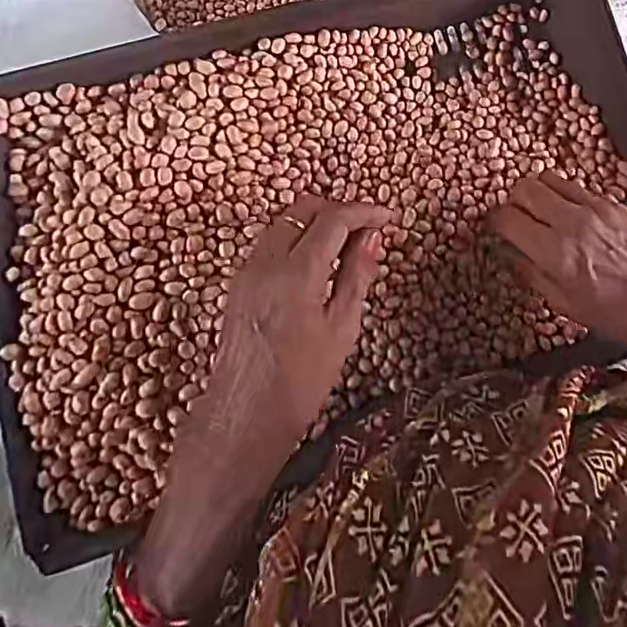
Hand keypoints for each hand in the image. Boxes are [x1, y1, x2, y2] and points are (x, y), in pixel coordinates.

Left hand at [184, 195, 392, 451]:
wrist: (244, 417)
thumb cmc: (301, 382)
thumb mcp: (342, 328)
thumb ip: (356, 275)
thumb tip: (372, 237)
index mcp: (295, 275)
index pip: (334, 219)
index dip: (365, 211)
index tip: (387, 216)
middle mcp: (264, 264)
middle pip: (304, 209)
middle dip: (339, 210)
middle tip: (368, 229)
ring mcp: (247, 271)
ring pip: (285, 222)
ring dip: (317, 222)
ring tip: (347, 246)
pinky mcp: (239, 283)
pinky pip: (272, 242)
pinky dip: (298, 238)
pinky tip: (319, 262)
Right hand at [489, 171, 626, 358]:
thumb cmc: (615, 312)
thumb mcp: (563, 303)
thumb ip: (530, 273)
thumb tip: (509, 253)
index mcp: (556, 254)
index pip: (508, 218)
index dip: (495, 221)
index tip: (496, 227)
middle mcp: (573, 224)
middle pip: (524, 189)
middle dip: (513, 201)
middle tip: (516, 216)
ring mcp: (595, 209)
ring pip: (548, 179)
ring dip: (537, 192)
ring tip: (540, 211)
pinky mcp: (612, 204)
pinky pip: (576, 187)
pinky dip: (564, 196)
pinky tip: (569, 215)